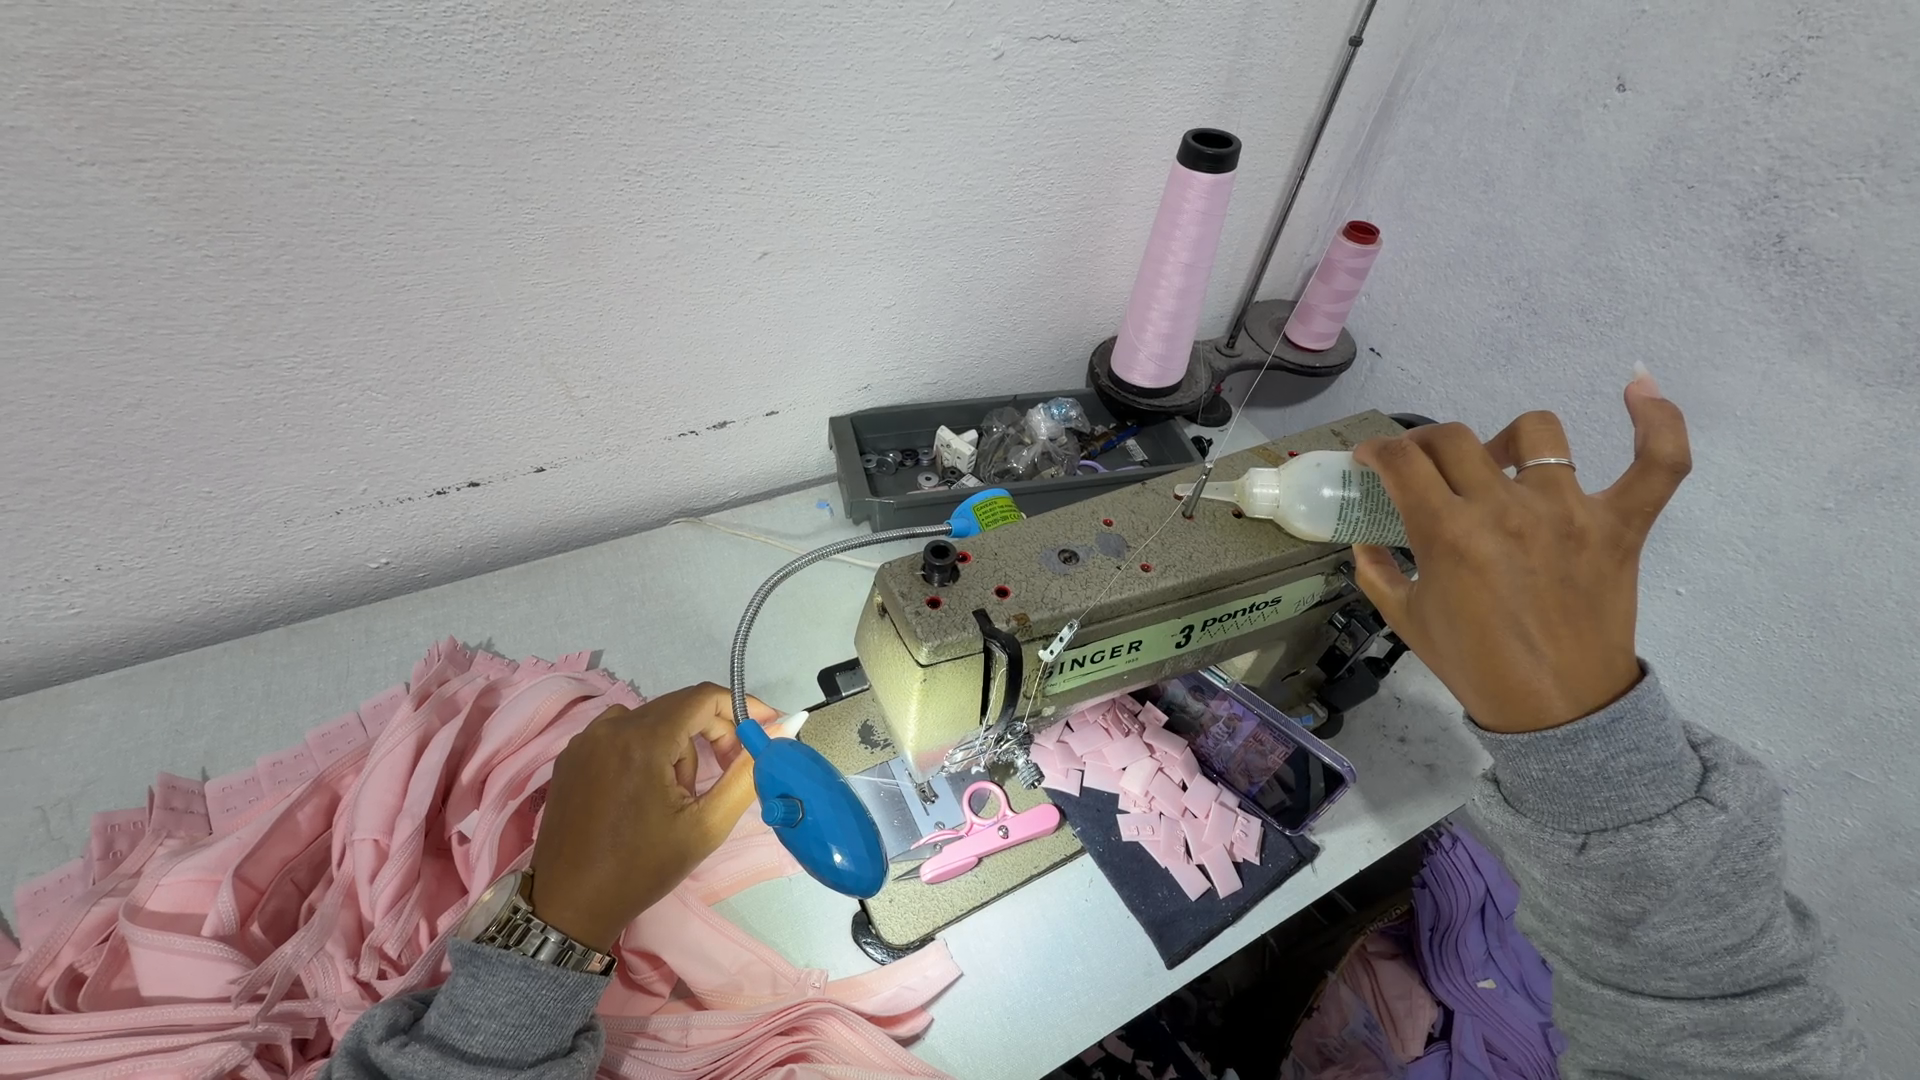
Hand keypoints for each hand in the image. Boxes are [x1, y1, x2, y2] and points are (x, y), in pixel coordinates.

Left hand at [529, 683, 776, 948]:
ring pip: (653, 719)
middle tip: (727, 771)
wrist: (568, 908)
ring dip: (679, 744)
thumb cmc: (642, 868)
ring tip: (681, 792)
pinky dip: (647, 748)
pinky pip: (623, 732)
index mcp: (643, 740)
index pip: (704, 698)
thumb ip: (748, 771)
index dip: (740, 708)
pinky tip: (648, 789)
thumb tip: (785, 728)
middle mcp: (610, 727)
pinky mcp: (572, 755)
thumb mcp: (707, 825)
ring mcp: (585, 739)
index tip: (762, 731)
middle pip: (680, 707)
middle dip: (713, 732)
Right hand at [1350, 370, 1690, 733]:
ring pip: (1537, 433)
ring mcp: (1570, 512)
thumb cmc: (1472, 662)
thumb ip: (1376, 570)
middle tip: (1415, 462)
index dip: (1377, 451)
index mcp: (1447, 534)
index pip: (1402, 462)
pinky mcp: (1621, 525)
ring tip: (1496, 463)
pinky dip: (1656, 421)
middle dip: (1420, 442)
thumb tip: (1367, 541)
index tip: (1368, 458)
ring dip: (1502, 439)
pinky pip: (1659, 462)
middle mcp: (1506, 509)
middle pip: (1453, 439)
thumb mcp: (1403, 616)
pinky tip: (1637, 388)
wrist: (1555, 707)